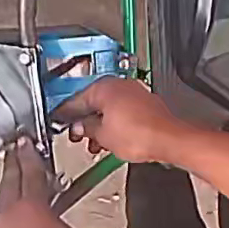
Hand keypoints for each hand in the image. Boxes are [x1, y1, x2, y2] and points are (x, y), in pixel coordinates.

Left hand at [0, 140, 79, 227]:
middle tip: (15, 154)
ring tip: (23, 226)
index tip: (25, 143)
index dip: (29, 154)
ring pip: (0, 212)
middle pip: (9, 181)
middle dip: (14, 166)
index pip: (30, 171)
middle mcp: (5, 213)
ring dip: (10, 213)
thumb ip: (54, 217)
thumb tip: (47, 213)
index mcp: (31, 207)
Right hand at [55, 77, 193, 163]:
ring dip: (100, 124)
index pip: (76, 99)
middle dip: (85, 121)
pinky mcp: (145, 104)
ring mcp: (134, 93)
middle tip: (78, 135)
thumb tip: (81, 128)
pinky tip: (113, 138)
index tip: (60, 120)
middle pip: (93, 102)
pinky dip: (115, 123)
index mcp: (104, 87)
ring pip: (109, 108)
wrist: (168, 140)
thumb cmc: (142, 133)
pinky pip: (123, 111)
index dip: (65, 113)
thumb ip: (87, 129)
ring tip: (96, 142)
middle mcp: (119, 85)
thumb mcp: (102, 135)